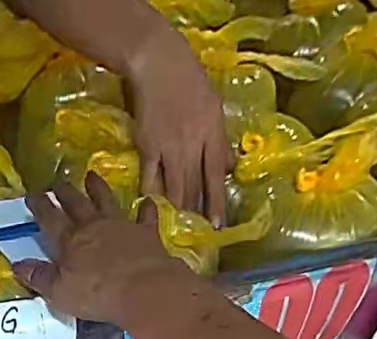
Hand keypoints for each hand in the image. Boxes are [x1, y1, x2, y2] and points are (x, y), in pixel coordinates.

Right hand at [13, 175, 200, 323]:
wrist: (142, 289)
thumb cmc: (96, 294)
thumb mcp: (60, 292)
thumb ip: (39, 277)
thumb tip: (18, 266)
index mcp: (70, 241)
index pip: (50, 219)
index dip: (40, 206)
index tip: (32, 193)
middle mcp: (94, 226)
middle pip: (76, 204)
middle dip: (65, 193)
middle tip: (58, 182)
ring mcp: (121, 226)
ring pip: (107, 201)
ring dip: (98, 188)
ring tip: (91, 176)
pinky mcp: (145, 233)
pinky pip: (145, 216)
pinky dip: (145, 209)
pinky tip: (146, 202)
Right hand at [127, 27, 231, 223]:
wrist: (159, 64)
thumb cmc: (188, 83)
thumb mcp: (213, 107)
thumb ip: (219, 141)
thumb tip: (227, 167)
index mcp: (212, 133)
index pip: (215, 175)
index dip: (216, 203)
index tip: (217, 225)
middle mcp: (193, 144)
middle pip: (196, 185)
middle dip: (197, 212)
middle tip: (198, 236)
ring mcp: (169, 147)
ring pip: (176, 185)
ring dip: (177, 209)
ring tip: (178, 229)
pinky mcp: (148, 147)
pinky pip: (151, 177)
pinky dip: (151, 194)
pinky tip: (150, 209)